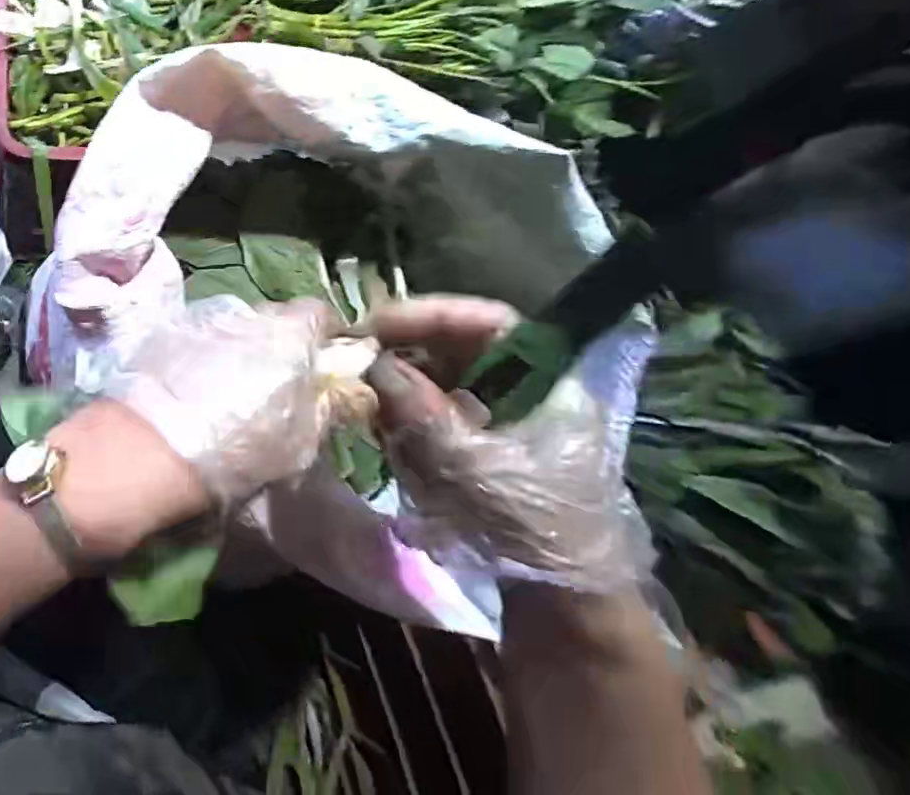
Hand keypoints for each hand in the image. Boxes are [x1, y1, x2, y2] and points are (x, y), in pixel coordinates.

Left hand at [105, 297, 337, 508]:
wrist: (151, 448)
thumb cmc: (240, 448)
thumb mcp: (301, 439)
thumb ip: (331, 405)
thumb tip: (352, 389)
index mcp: (289, 332)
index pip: (319, 312)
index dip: (324, 335)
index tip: (321, 361)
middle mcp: (246, 313)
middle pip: (274, 317)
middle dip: (280, 341)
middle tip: (275, 380)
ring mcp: (202, 319)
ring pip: (235, 326)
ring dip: (240, 346)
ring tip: (230, 385)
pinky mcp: (166, 332)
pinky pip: (199, 336)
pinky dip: (205, 353)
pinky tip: (194, 383)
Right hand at [365, 297, 648, 591]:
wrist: (557, 595)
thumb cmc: (534, 526)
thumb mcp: (476, 467)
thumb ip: (425, 412)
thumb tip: (374, 363)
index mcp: (545, 385)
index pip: (490, 322)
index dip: (433, 313)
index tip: (379, 322)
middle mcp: (517, 387)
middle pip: (454, 342)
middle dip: (402, 342)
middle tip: (353, 347)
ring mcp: (490, 411)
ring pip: (433, 370)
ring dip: (392, 373)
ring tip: (355, 380)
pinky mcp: (466, 435)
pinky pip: (423, 402)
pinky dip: (394, 403)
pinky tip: (369, 412)